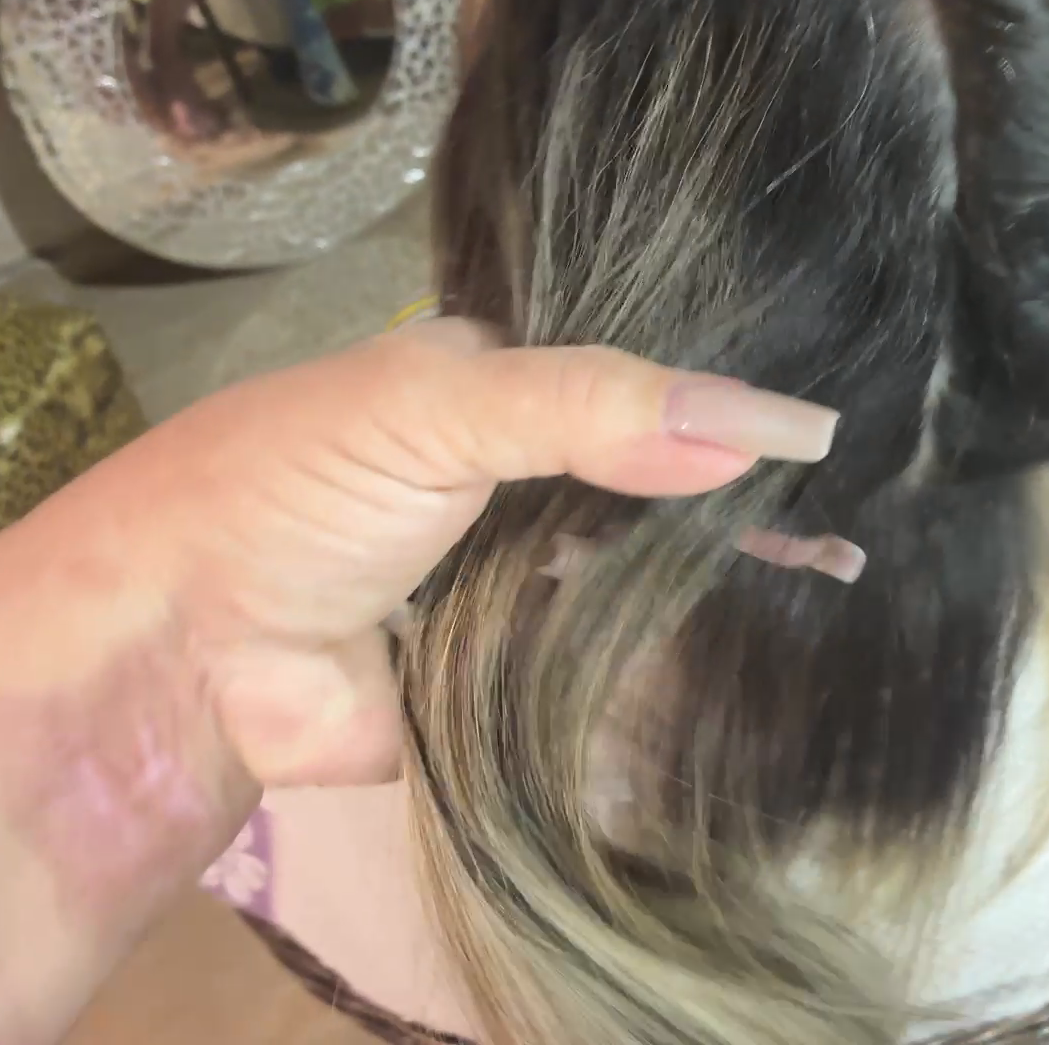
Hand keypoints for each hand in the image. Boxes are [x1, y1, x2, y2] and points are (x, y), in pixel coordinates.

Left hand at [66, 318, 838, 787]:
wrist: (190, 654)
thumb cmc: (300, 490)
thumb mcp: (439, 407)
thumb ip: (589, 407)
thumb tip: (759, 429)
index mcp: (504, 393)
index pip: (638, 383)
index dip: (723, 402)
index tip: (827, 430)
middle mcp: (525, 477)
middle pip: (652, 479)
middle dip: (741, 495)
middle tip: (857, 509)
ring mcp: (529, 574)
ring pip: (643, 568)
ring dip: (723, 573)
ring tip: (838, 573)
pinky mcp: (524, 665)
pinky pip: (614, 655)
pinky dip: (675, 654)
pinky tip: (765, 649)